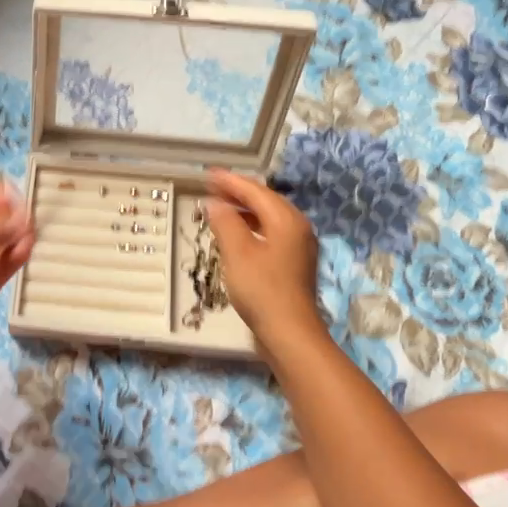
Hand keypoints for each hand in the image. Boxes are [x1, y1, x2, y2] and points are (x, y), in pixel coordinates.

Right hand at [204, 170, 325, 355]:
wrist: (289, 332)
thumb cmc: (261, 289)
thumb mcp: (237, 253)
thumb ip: (226, 222)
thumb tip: (215, 203)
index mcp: (286, 220)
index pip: (255, 191)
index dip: (231, 182)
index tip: (209, 174)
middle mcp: (298, 227)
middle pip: (266, 201)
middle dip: (239, 193)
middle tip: (212, 188)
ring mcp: (299, 246)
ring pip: (269, 218)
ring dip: (245, 211)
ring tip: (221, 209)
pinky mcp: (294, 264)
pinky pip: (272, 234)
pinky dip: (253, 228)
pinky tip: (238, 236)